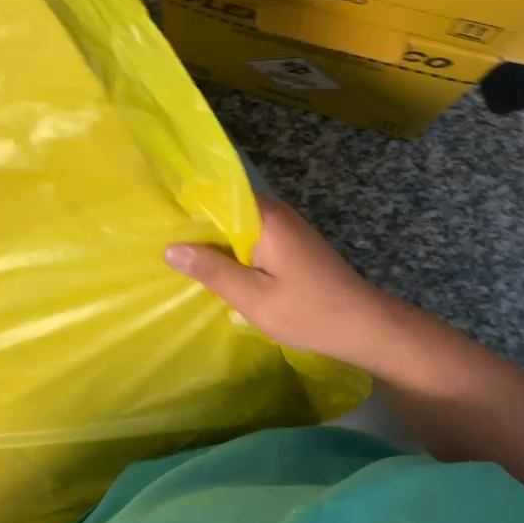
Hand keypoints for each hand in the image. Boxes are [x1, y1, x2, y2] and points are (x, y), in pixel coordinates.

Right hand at [164, 195, 413, 367]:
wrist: (365, 325)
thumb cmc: (308, 312)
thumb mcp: (253, 298)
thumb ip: (212, 270)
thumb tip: (170, 248)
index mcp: (265, 218)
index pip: (214, 197)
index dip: (186, 210)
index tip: (158, 225)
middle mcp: (275, 211)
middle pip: (224, 209)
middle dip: (198, 228)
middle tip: (165, 249)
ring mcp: (286, 224)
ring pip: (238, 224)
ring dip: (217, 242)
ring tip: (185, 261)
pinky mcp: (291, 240)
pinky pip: (252, 235)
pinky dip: (235, 249)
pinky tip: (221, 270)